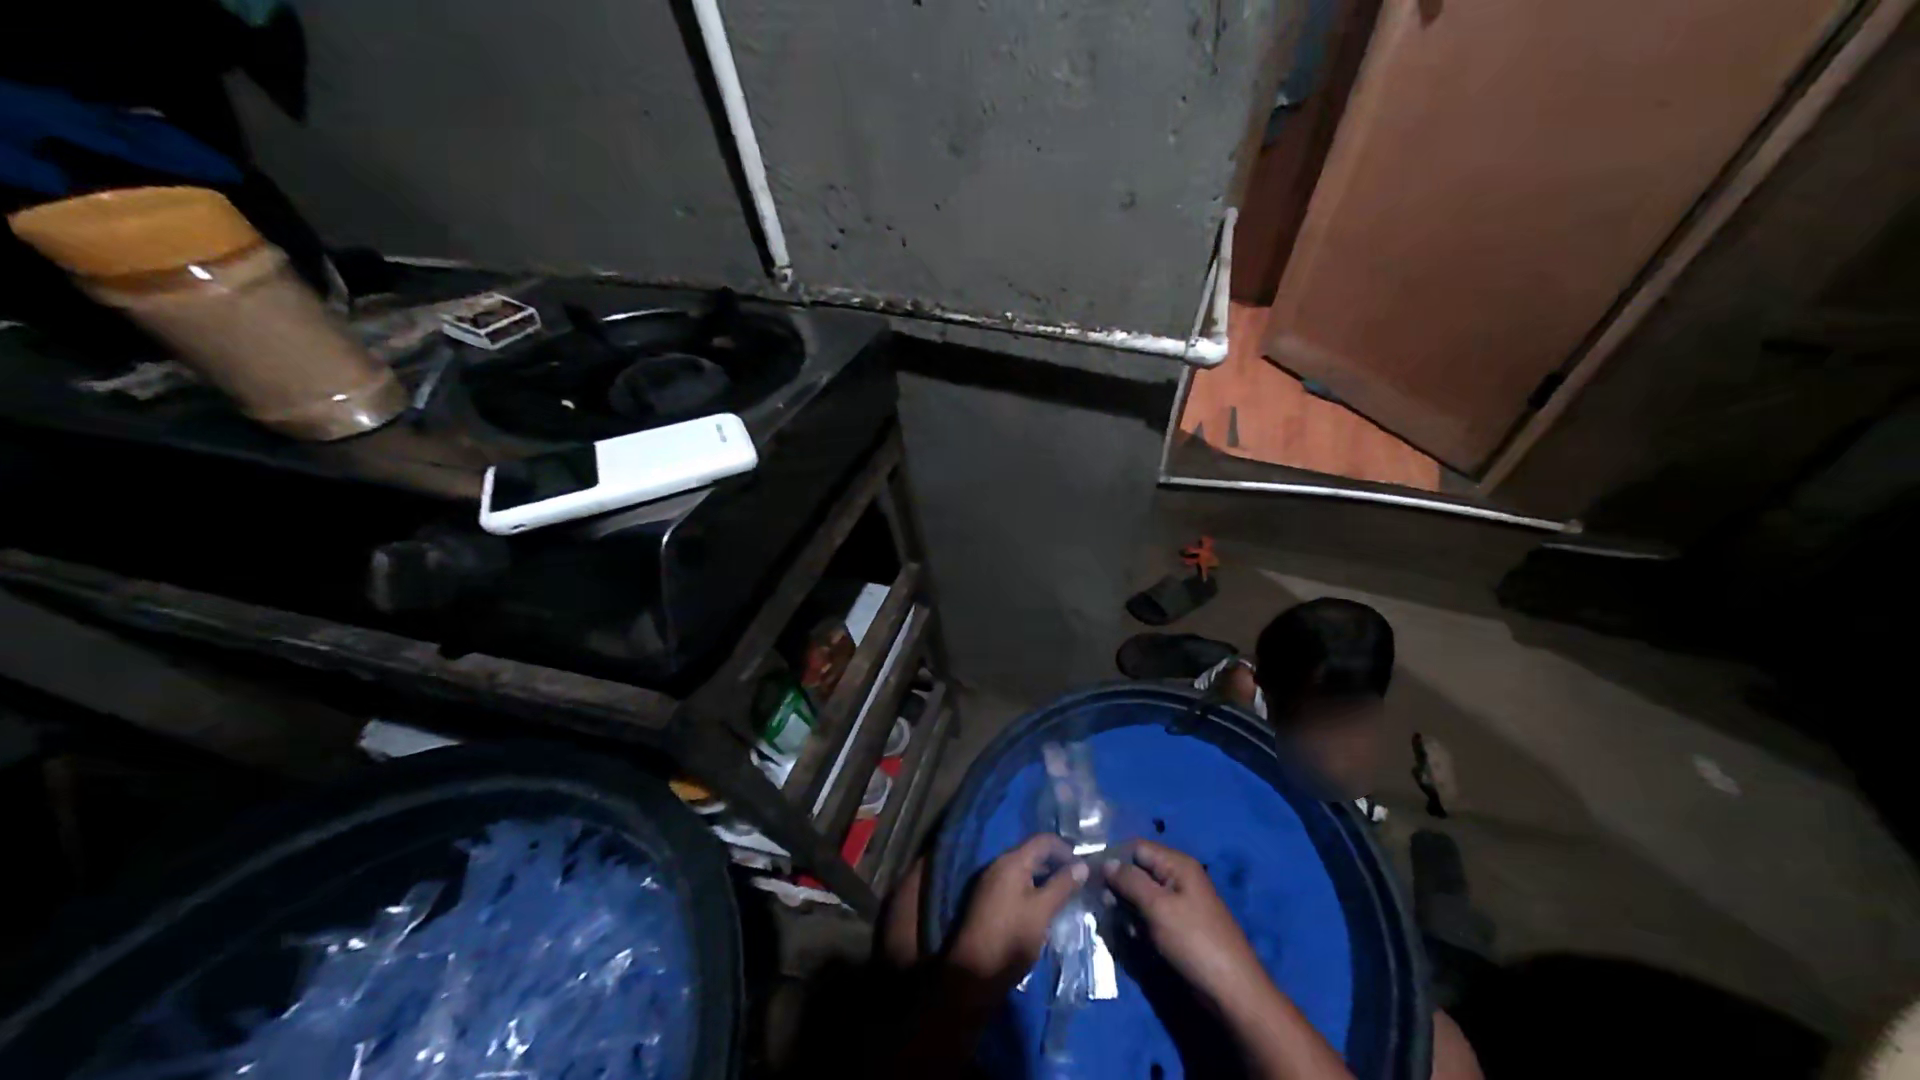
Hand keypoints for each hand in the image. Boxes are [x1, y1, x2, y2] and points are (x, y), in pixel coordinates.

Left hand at [948, 833, 1086, 990]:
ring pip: (1024, 871)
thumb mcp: (1042, 911)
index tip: (1084, 866)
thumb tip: (1083, 865)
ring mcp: (991, 883)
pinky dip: (1033, 890)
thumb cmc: (1011, 938)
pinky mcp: (988, 901)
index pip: (1043, 840)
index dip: (1065, 848)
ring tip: (1067, 895)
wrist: (973, 973)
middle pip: (1033, 854)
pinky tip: (1045, 907)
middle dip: (1057, 864)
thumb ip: (1062, 885)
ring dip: (1046, 879)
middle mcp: (998, 865)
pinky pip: (1015, 885)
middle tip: (1079, 882)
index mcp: (1011, 862)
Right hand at [1103, 839, 1267, 1006]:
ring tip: (1116, 923)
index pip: (1136, 847)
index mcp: (1177, 864)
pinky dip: (1138, 923)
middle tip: (1101, 904)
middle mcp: (1178, 878)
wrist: (1232, 991)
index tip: (1090, 875)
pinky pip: (1149, 915)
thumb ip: (1130, 881)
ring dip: (1126, 908)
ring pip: (1141, 895)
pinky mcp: (1177, 926)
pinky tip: (1132, 937)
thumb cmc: (1194, 941)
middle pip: (1138, 871)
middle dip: (1118, 886)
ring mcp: (1178, 903)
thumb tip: (1106, 862)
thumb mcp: (1158, 907)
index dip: (1113, 857)